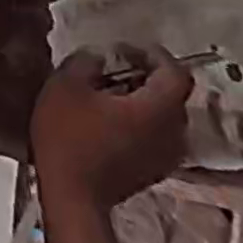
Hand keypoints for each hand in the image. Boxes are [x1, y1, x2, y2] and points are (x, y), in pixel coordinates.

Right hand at [30, 45, 193, 210]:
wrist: (71, 195)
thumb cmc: (69, 135)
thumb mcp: (66, 84)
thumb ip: (86, 61)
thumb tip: (100, 57)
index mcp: (157, 109)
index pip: (176, 73)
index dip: (155, 54)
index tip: (126, 48)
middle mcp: (173, 133)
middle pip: (172, 95)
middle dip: (146, 76)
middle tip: (114, 67)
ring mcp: (165, 156)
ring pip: (164, 117)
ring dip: (142, 100)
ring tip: (108, 93)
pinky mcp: (152, 171)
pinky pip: (155, 136)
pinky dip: (139, 121)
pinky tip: (108, 120)